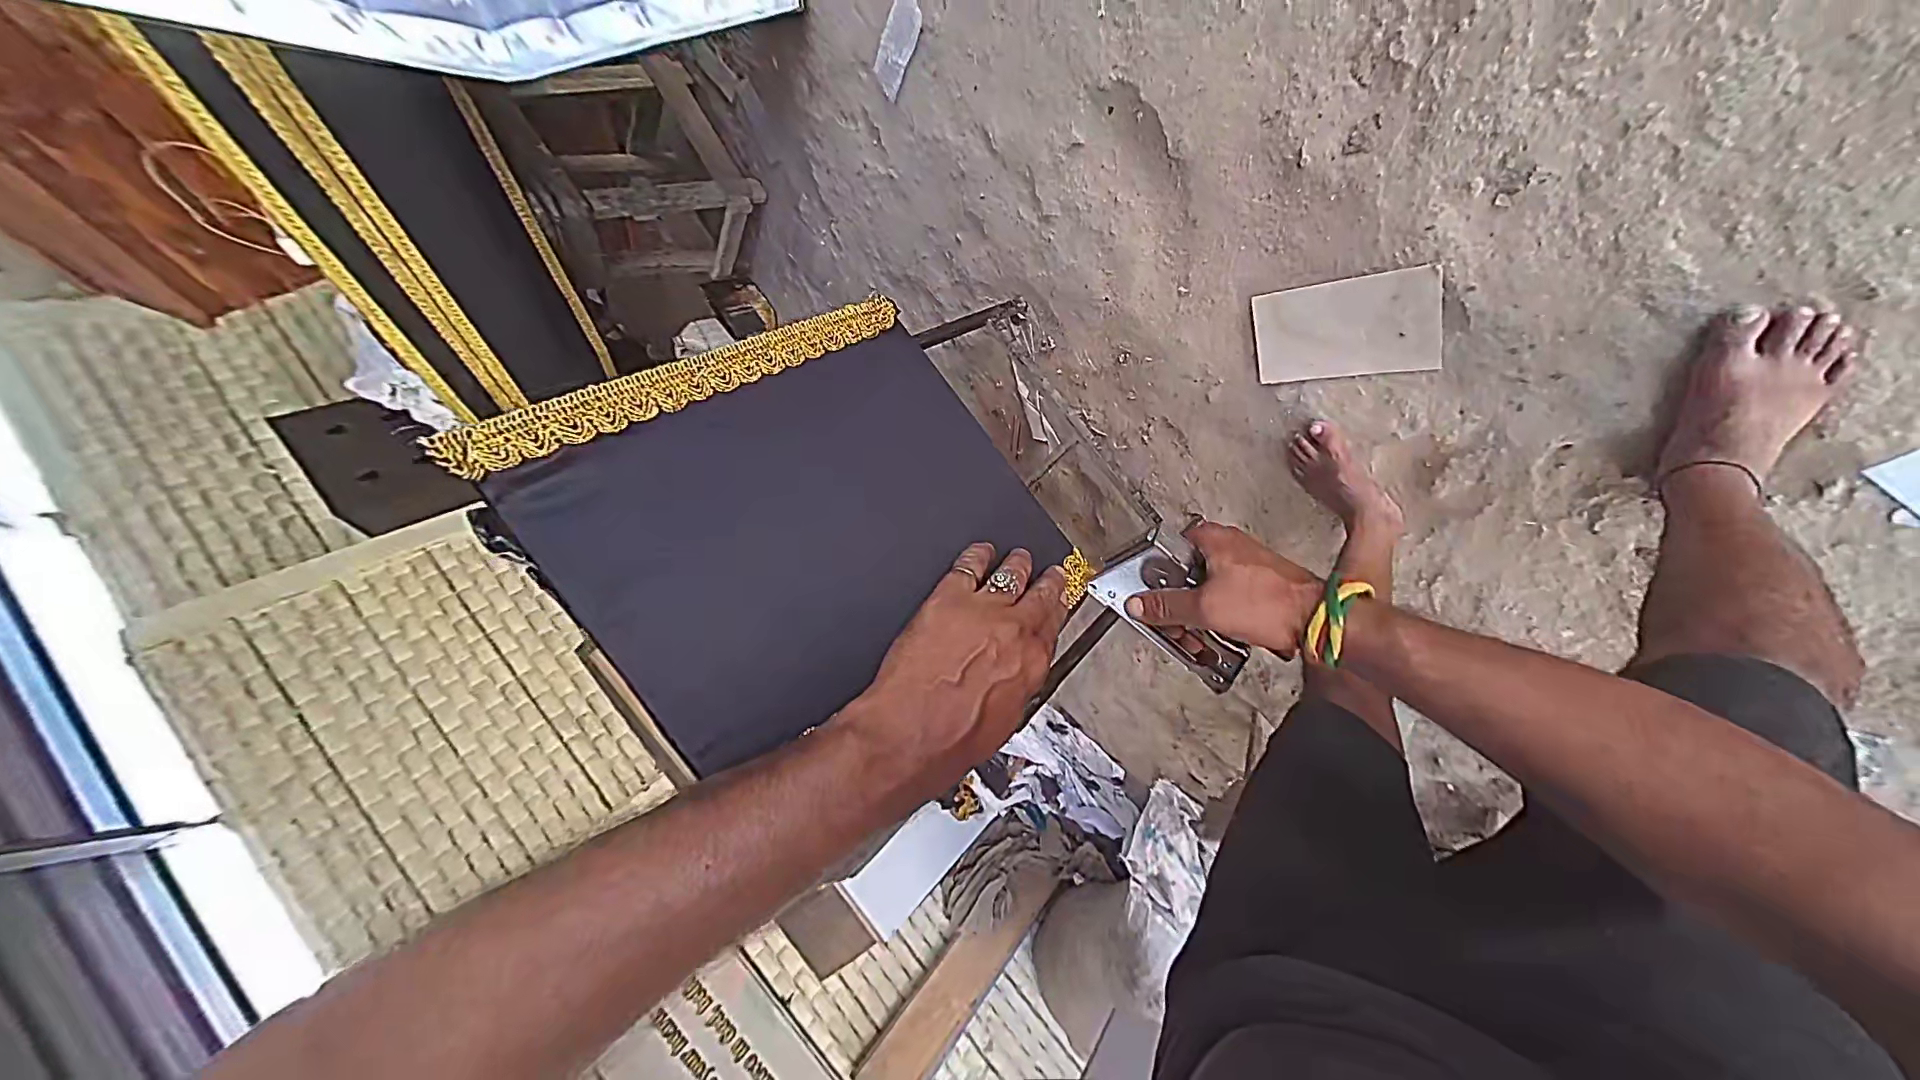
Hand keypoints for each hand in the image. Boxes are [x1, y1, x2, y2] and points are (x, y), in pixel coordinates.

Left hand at [838, 543, 1071, 797]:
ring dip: (1018, 563)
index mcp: (1032, 663)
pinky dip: (977, 555)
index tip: (1060, 601)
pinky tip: (979, 552)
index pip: (1053, 625)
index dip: (1058, 609)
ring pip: (1010, 574)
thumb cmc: (952, 737)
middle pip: (1040, 595)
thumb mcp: (1004, 719)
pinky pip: (969, 565)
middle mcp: (1014, 631)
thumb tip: (1015, 674)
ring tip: (1020, 557)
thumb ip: (1017, 684)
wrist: (911, 733)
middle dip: (1049, 581)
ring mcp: (983, 609)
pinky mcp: (949, 597)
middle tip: (1053, 573)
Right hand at [1125, 521, 1321, 656]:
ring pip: (1206, 586)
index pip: (1169, 546)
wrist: (1315, 622)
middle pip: (1186, 571)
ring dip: (1197, 611)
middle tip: (1175, 620)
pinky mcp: (1259, 585)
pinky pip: (1226, 597)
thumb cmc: (1271, 604)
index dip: (1157, 572)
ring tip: (1198, 632)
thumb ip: (1166, 606)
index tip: (1153, 591)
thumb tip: (1139, 605)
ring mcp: (1247, 565)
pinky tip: (1219, 632)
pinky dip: (1218, 614)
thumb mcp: (1204, 608)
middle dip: (1178, 601)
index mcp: (1215, 539)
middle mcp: (1231, 546)